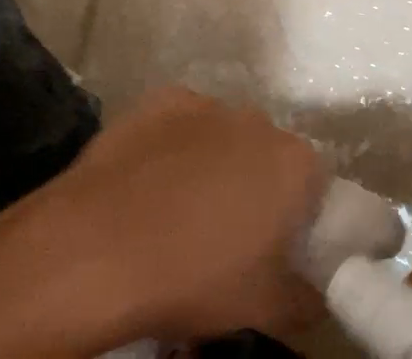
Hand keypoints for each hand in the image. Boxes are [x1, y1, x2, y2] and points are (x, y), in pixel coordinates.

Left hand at [46, 86, 329, 343]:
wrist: (96, 247)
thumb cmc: (192, 278)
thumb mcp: (262, 309)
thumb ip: (304, 301)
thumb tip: (315, 297)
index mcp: (294, 164)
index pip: (315, 186)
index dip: (298, 218)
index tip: (276, 247)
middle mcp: (256, 121)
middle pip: (267, 154)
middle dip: (254, 186)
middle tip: (227, 231)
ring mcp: (204, 104)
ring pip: (221, 135)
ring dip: (213, 163)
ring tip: (179, 208)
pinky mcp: (157, 101)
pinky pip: (177, 123)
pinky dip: (171, 144)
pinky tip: (148, 180)